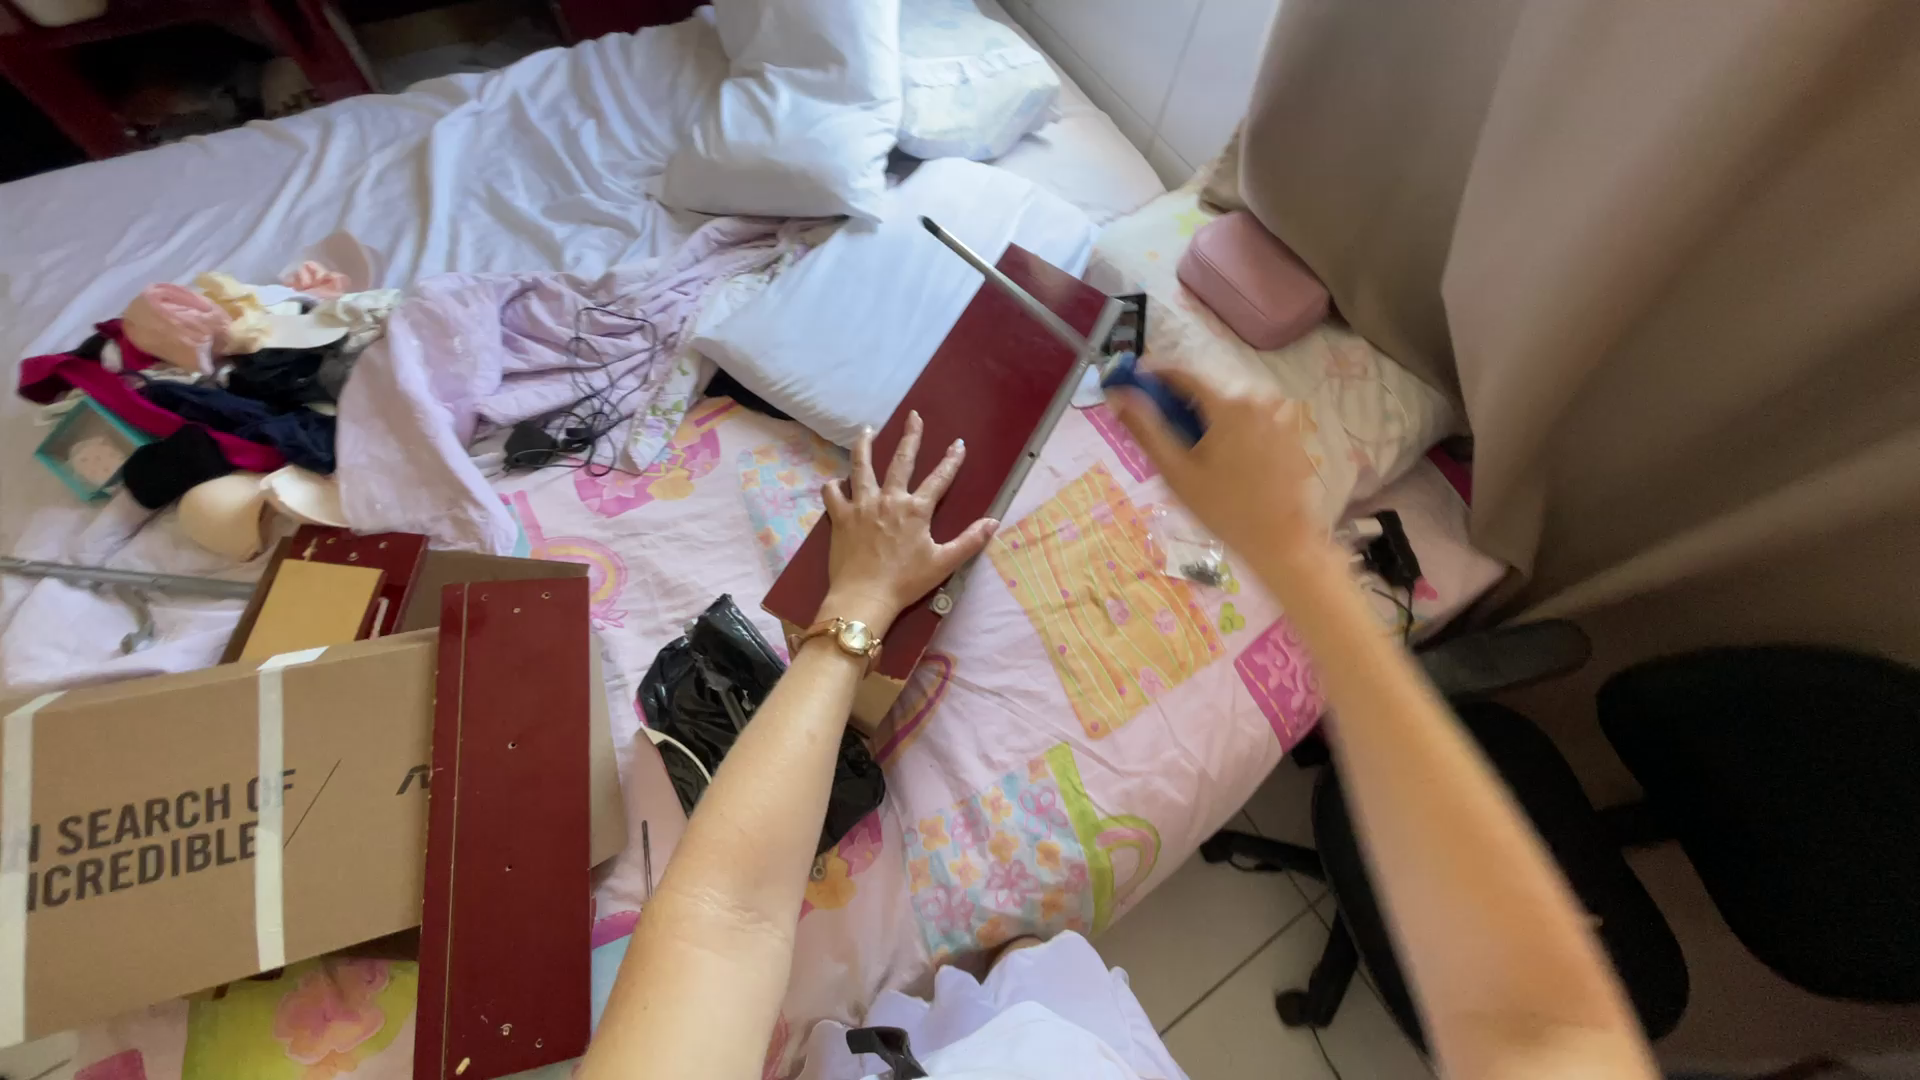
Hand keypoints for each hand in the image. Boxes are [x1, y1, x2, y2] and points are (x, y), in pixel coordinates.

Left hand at [820, 411, 998, 633]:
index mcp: (916, 510)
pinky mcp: (840, 517)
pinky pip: (833, 493)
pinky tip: (837, 481)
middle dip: (910, 436)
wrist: (865, 597)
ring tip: (866, 430)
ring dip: (864, 446)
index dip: (951, 460)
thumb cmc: (906, 582)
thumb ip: (969, 541)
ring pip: (861, 466)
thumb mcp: (943, 563)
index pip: (939, 478)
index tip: (958, 443)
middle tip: (914, 416)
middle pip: (901, 460)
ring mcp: (862, 506)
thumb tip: (993, 522)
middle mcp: (889, 500)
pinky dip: (835, 485)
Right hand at [1109, 368, 1325, 569]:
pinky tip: (1226, 464)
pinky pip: (1251, 421)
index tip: (1133, 384)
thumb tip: (1118, 396)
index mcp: (1229, 405)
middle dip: (1182, 408)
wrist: (1281, 541)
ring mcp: (1279, 416)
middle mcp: (1258, 399)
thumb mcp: (1177, 472)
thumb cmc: (1223, 509)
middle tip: (1164, 438)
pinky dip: (1232, 432)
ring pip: (1229, 408)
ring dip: (1207, 422)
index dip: (1153, 377)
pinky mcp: (1291, 432)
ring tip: (1196, 458)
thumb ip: (1146, 430)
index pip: (1182, 375)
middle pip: (1207, 393)